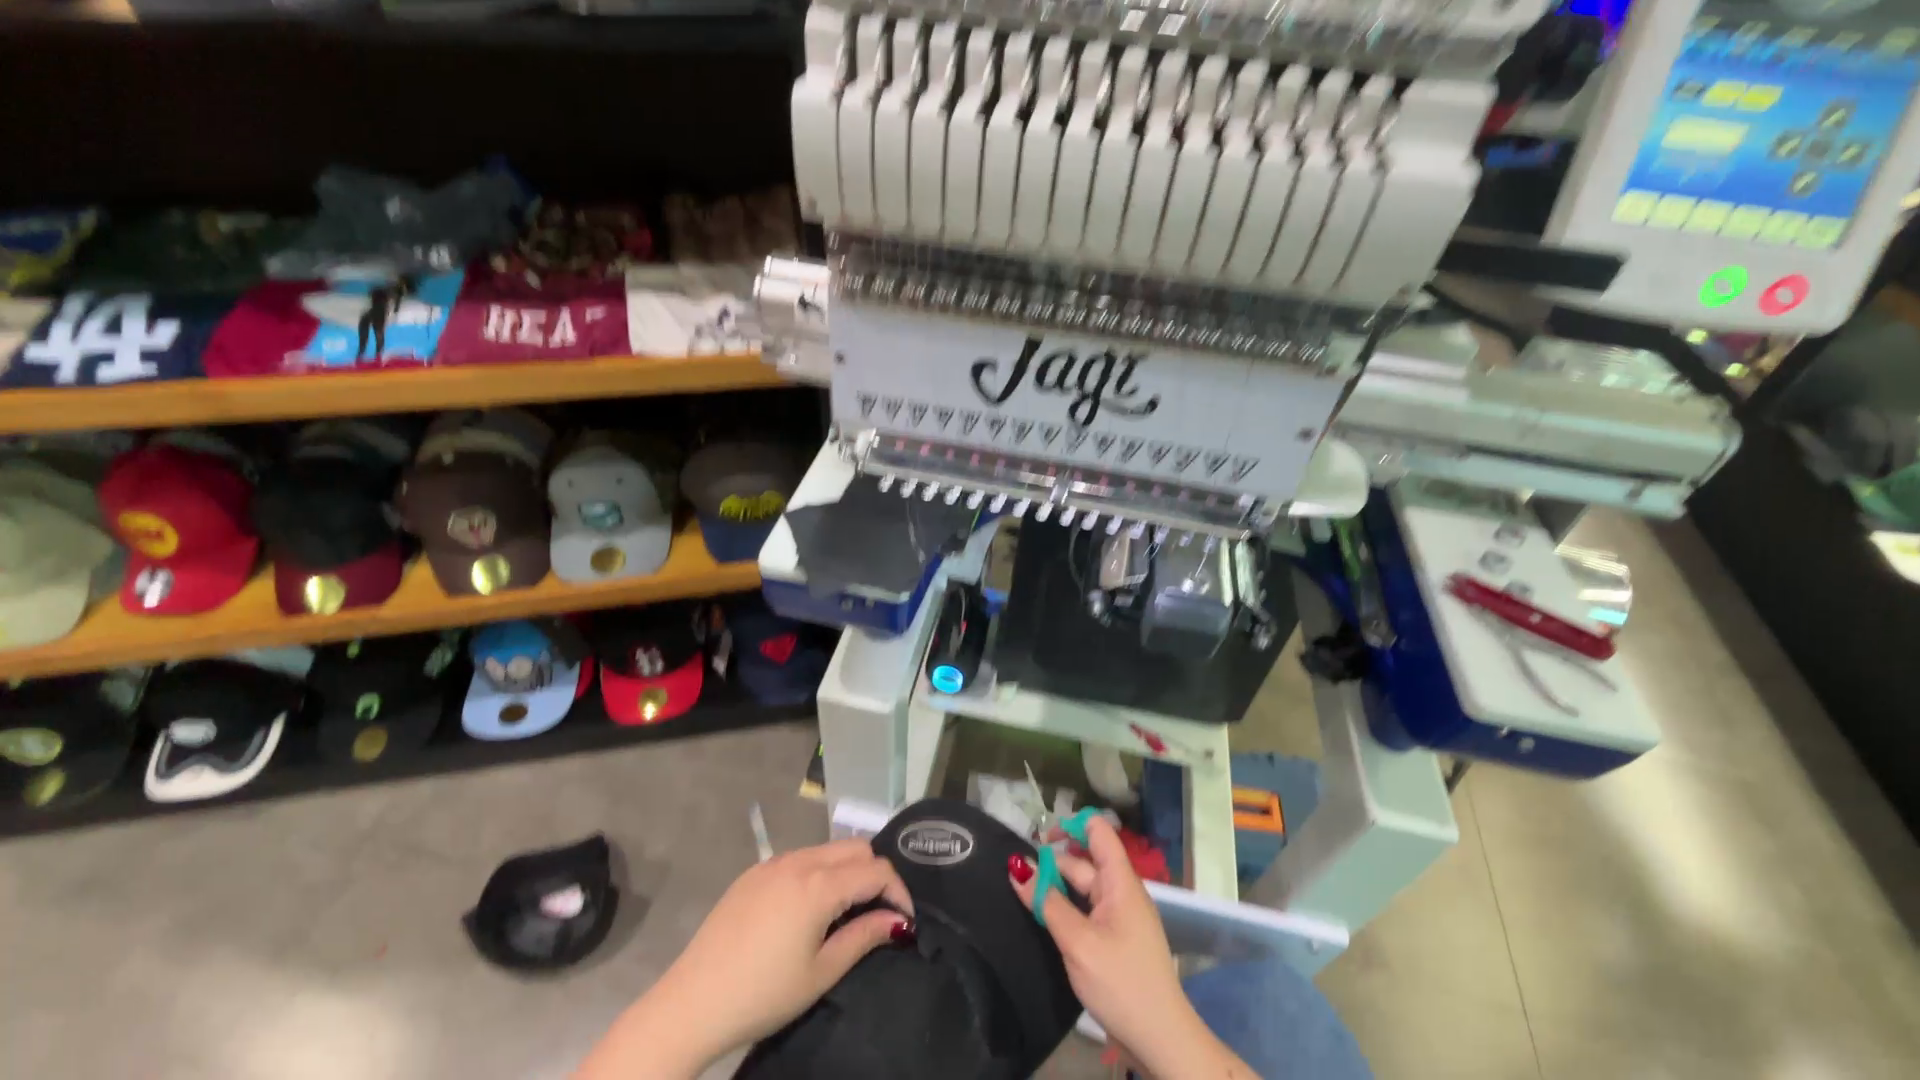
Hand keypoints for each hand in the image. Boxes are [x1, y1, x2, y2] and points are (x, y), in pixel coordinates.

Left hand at [577, 838, 914, 1078]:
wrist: (693, 1003)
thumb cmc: (764, 994)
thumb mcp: (822, 972)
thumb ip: (864, 936)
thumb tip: (898, 920)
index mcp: (817, 884)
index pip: (876, 869)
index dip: (899, 892)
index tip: (905, 923)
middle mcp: (796, 862)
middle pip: (854, 847)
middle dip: (876, 874)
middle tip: (881, 913)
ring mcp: (770, 865)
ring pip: (826, 849)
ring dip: (847, 871)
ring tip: (850, 912)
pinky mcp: (751, 875)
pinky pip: (799, 859)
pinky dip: (819, 872)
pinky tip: (812, 909)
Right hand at [1009, 817, 1250, 1079]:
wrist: (1159, 1036)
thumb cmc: (1121, 981)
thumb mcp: (1078, 942)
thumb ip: (1047, 903)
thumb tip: (1017, 866)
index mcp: (1120, 883)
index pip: (1099, 833)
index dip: (1071, 824)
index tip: (1037, 835)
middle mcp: (1121, 893)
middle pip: (1084, 863)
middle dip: (1051, 861)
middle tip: (1010, 868)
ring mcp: (1118, 918)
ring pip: (1082, 890)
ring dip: (1054, 887)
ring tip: (1017, 889)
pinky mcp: (1113, 941)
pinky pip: (1085, 912)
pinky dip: (1063, 908)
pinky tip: (1040, 917)